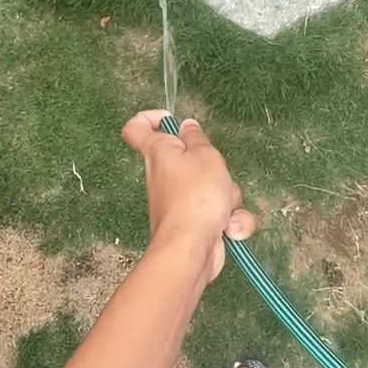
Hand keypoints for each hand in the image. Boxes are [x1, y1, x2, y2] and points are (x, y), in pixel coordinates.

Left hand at [121, 110, 256, 280]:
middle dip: (214, 167)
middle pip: (192, 159)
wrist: (191, 250)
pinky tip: (229, 229)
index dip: (150, 117)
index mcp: (158, 152)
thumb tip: (186, 126)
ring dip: (228, 198)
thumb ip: (197, 138)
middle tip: (216, 173)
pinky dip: (230, 222)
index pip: (137, 128)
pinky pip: (220, 214)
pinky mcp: (197, 225)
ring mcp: (180, 202)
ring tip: (224, 208)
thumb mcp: (204, 155)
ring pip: (213, 187)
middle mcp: (164, 176)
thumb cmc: (196, 195)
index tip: (171, 117)